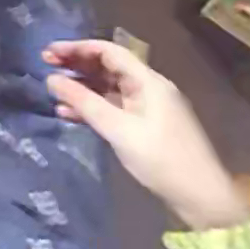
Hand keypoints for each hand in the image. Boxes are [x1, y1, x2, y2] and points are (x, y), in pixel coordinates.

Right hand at [44, 39, 249, 229]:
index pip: (108, 51)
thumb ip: (83, 102)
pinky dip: (91, 106)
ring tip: (53, 90)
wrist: (203, 200)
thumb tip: (51, 79)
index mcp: (148, 81)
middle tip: (46, 66)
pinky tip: (69, 113)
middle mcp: (148, 87)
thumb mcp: (118, 129)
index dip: (77, 48)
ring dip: (81, 86)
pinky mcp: (145, 125)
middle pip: (107, 66)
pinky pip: (113, 106)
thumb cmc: (161, 159)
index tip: (49, 53)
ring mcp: (147, 106)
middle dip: (76, 64)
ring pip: (108, 87)